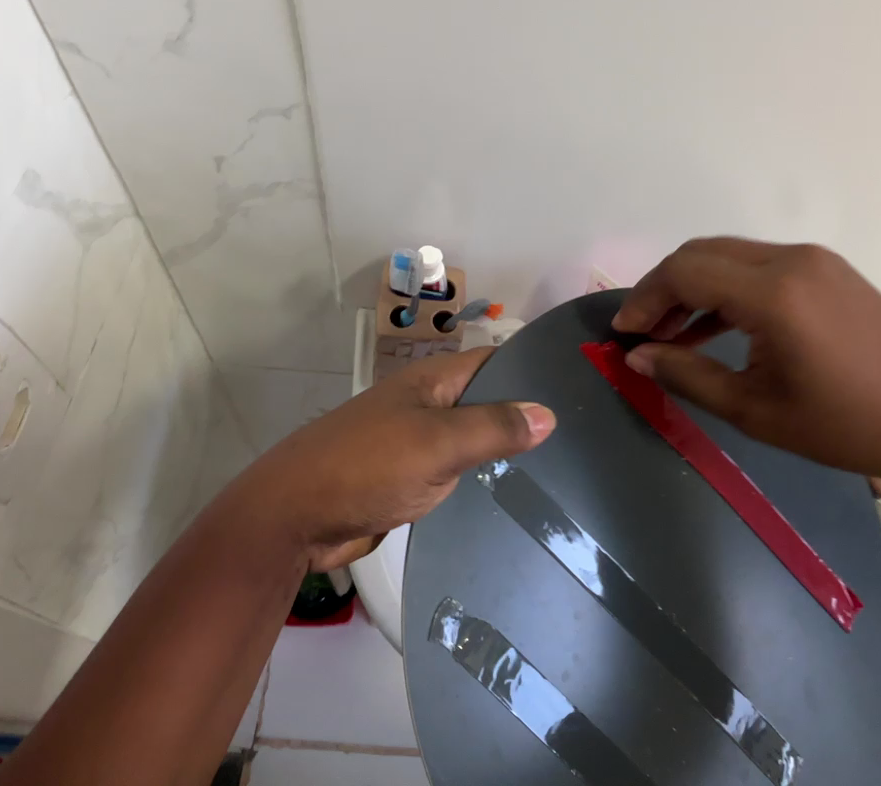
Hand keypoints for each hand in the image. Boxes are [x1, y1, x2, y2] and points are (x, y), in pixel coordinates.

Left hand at [231, 348, 555, 570]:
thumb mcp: (436, 443)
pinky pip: (455, 476)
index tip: (583, 387)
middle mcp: (426, 406)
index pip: (494, 362)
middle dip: (526, 417)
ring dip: (504, 455)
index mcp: (431, 381)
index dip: (533, 370)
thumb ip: (492, 428)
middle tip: (586, 440)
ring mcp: (416, 446)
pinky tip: (512, 502)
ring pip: (472, 443)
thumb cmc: (365, 467)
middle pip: (486, 404)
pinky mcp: (409, 482)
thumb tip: (549, 412)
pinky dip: (480, 484)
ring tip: (564, 473)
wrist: (294, 519)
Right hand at [611, 238, 880, 486]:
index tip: (622, 335)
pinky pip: (758, 266)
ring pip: (728, 255)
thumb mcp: (757, 412)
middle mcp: (791, 260)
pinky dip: (726, 288)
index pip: (684, 273)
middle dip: (662, 288)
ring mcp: (814, 260)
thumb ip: (688, 376)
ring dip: (693, 286)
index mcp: (773, 293)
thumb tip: (636, 357)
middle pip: (701, 254)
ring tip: (670, 334)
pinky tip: (713, 328)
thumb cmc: (850, 426)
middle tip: (641, 333)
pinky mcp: (828, 271)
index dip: (644, 300)